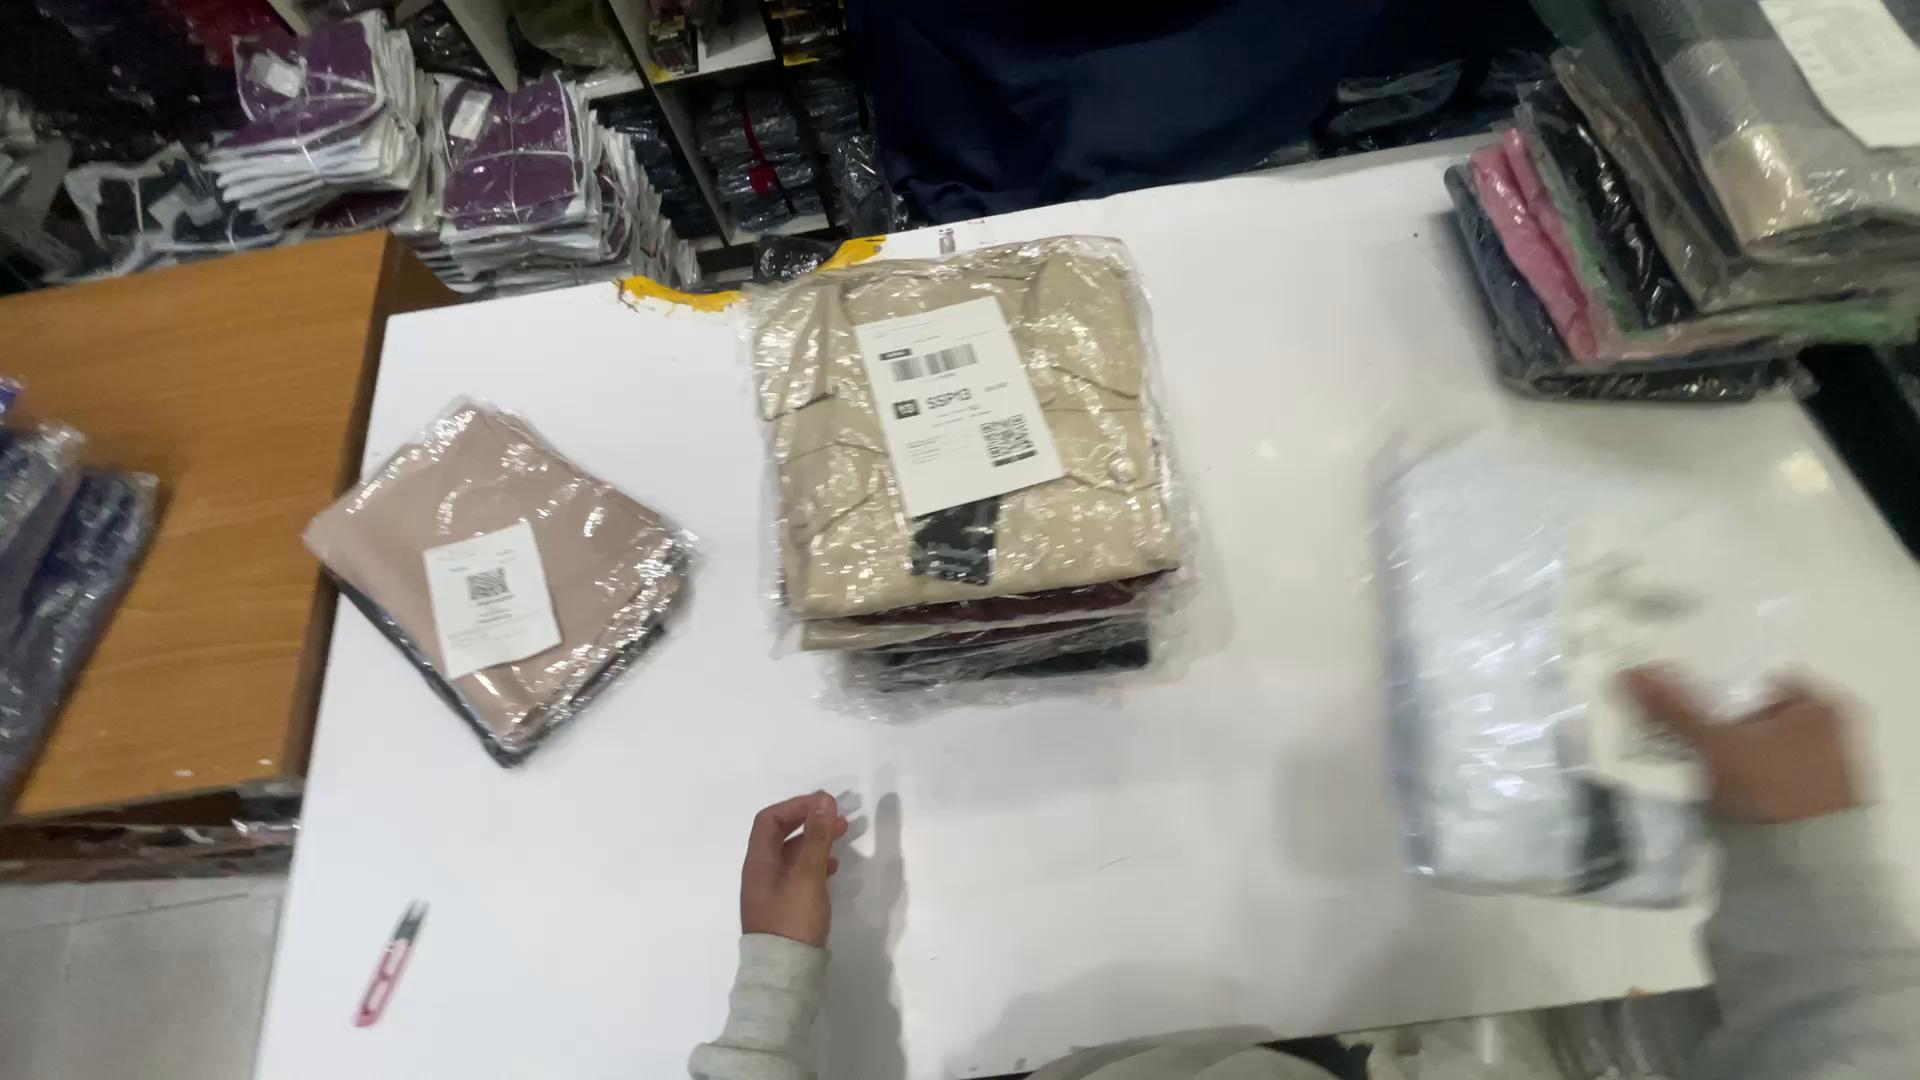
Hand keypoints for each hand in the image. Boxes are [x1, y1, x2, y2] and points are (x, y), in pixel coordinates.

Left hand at [740, 791, 847, 946]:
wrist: (784, 978)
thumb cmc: (792, 920)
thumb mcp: (808, 874)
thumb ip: (816, 836)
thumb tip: (823, 800)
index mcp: (758, 862)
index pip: (770, 819)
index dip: (797, 806)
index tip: (825, 805)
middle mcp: (760, 873)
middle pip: (781, 834)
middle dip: (810, 821)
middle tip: (839, 819)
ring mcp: (771, 891)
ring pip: (792, 853)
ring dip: (815, 840)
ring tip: (842, 838)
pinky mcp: (783, 907)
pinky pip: (798, 873)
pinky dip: (816, 862)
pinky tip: (834, 868)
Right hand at [1623, 667, 1859, 824]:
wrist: (1807, 860)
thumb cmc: (1771, 788)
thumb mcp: (1713, 743)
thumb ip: (1669, 705)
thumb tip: (1627, 670)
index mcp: (1816, 703)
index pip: (1741, 674)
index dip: (1697, 675)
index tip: (1660, 684)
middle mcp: (1821, 724)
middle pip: (1737, 704)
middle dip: (1694, 707)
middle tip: (1652, 707)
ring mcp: (1810, 756)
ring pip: (1737, 731)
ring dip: (1699, 733)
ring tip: (1658, 732)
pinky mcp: (1795, 783)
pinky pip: (1743, 756)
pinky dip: (1714, 755)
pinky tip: (1683, 758)